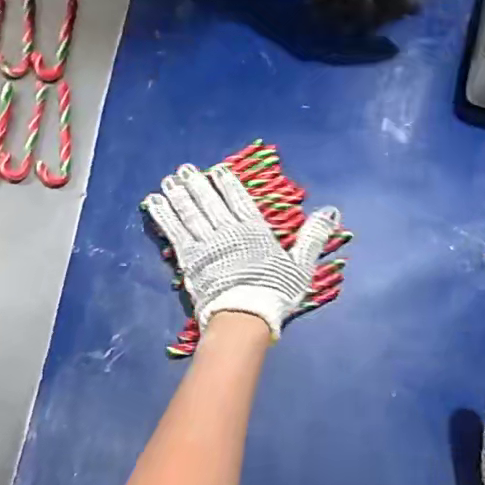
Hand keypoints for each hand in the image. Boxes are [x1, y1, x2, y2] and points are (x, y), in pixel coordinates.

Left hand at [143, 163, 338, 337]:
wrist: (244, 315)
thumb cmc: (275, 293)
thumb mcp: (301, 265)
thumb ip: (312, 237)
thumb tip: (331, 211)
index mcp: (254, 231)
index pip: (239, 199)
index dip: (227, 183)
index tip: (217, 170)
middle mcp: (228, 231)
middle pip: (210, 201)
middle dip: (197, 184)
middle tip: (184, 169)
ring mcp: (206, 243)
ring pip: (190, 212)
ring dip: (178, 195)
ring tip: (168, 180)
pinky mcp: (188, 258)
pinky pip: (173, 230)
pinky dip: (163, 215)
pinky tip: (154, 202)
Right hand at [242, 0, 426, 28]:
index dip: (405, 1)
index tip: (416, 5)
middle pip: (368, 11)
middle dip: (382, 16)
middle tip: (393, 15)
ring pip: (346, 16)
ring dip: (360, 21)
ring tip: (370, 19)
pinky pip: (325, 12)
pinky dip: (337, 16)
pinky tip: (343, 14)